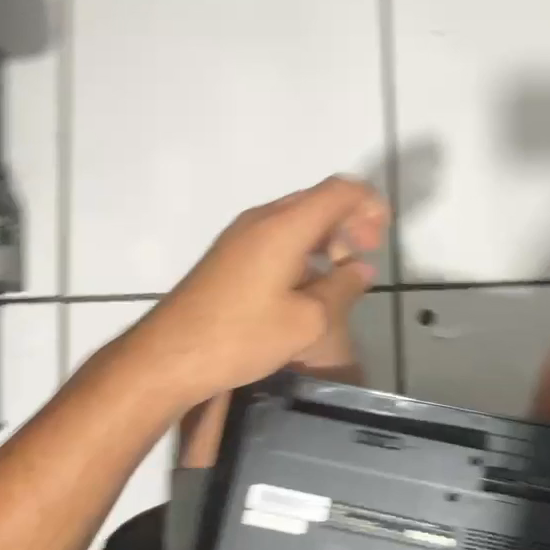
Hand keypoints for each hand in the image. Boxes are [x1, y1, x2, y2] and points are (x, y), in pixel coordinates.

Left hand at [129, 176, 388, 405]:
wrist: (168, 357)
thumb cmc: (242, 337)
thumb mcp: (308, 321)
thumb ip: (342, 288)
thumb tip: (361, 270)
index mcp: (284, 227)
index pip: (338, 191)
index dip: (369, 204)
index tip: (382, 237)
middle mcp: (261, 220)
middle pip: (317, 200)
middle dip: (350, 220)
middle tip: (367, 254)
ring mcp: (241, 236)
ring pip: (297, 218)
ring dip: (327, 235)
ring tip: (343, 271)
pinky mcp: (230, 256)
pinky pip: (278, 236)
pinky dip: (305, 247)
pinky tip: (311, 282)